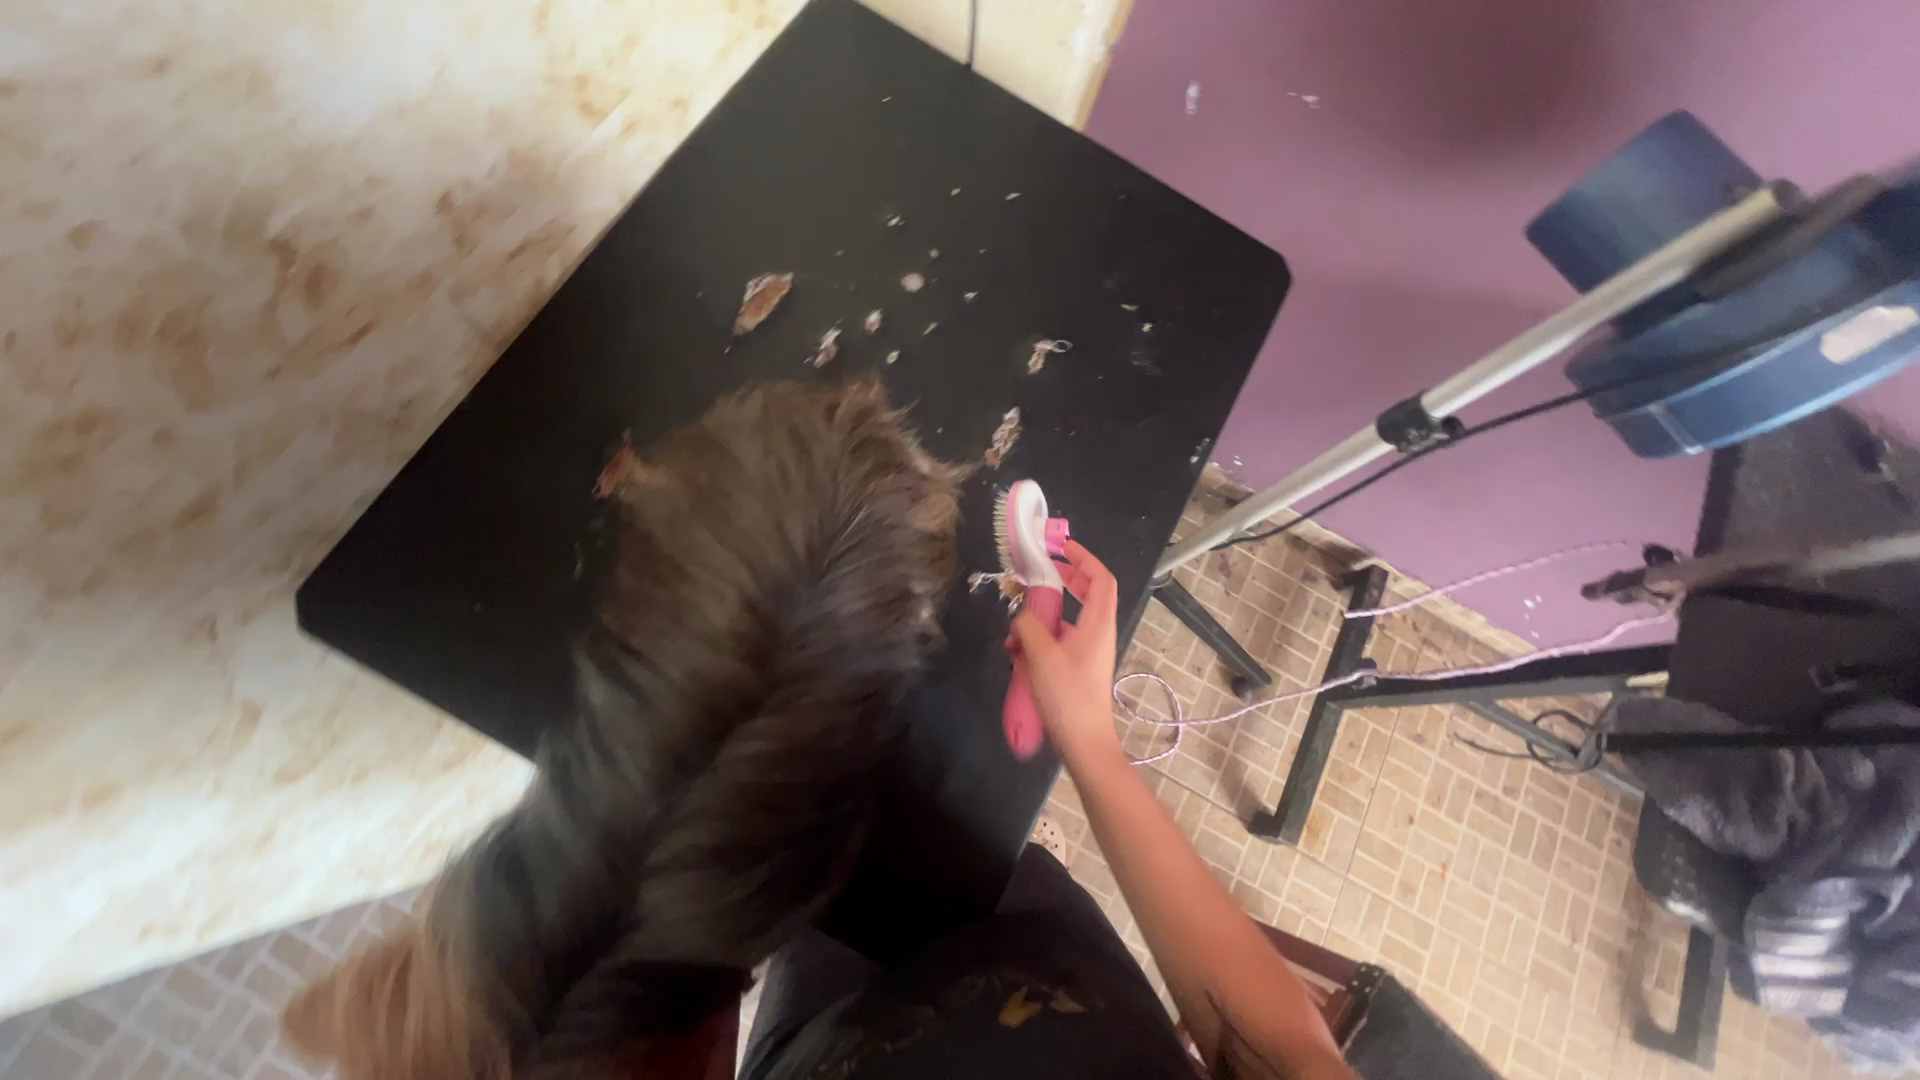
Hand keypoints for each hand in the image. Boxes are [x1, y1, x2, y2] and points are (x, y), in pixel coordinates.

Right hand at [1010, 541, 1121, 764]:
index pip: (1101, 578)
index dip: (1084, 557)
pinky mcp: (1077, 668)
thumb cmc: (1069, 696)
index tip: (1061, 546)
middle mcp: (1097, 633)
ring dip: (1044, 613)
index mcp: (1098, 623)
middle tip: (1040, 569)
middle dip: (1064, 578)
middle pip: (1087, 593)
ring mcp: (1088, 651)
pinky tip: (1015, 650)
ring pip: (1068, 618)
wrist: (1084, 743)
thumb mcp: (1043, 656)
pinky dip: (1040, 638)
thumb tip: (1022, 614)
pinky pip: (1059, 641)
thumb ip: (1029, 626)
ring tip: (1017, 619)